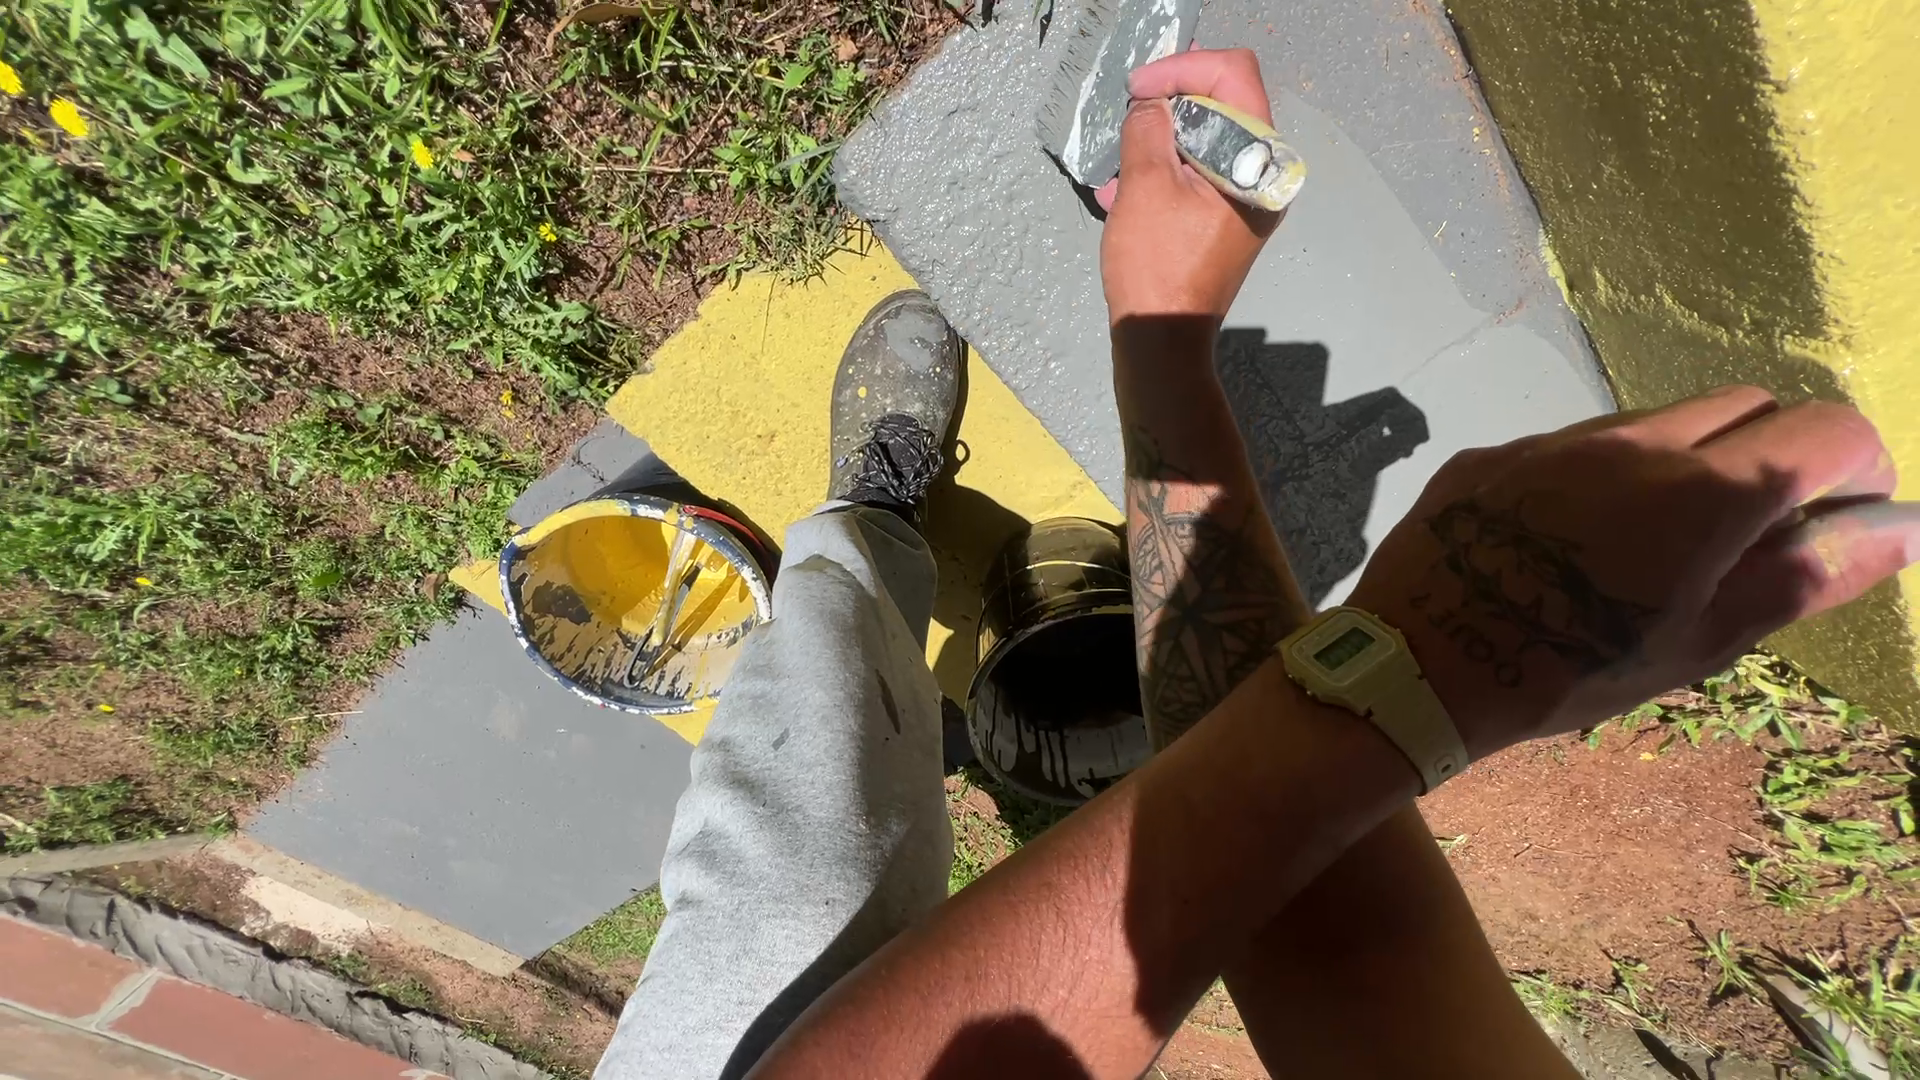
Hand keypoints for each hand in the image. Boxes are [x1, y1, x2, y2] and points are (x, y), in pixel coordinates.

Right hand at [1099, 48, 1282, 323]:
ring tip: (1119, 164)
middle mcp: (1263, 178)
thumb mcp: (1143, 187)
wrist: (1162, 339)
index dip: (1181, 69)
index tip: (1137, 88)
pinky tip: (1123, 194)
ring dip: (1159, 146)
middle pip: (1221, 111)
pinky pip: (1196, 185)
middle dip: (1169, 108)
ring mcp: (1244, 206)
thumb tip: (1150, 107)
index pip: (1233, 77)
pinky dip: (1163, 179)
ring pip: (1204, 150)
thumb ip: (1148, 129)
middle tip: (1129, 117)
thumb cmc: (1155, 265)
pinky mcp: (1223, 229)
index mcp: (1259, 161)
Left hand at [1348, 386, 1919, 758]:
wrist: (1414, 664)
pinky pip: (1557, 446)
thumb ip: (1808, 574)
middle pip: (1736, 405)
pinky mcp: (1480, 458)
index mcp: (1698, 489)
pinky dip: (1584, 473)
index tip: (1824, 516)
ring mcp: (1538, 446)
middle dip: (1763, 451)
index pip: (1827, 426)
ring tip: (1632, 536)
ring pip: (1641, 422)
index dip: (1851, 469)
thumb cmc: (1563, 670)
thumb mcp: (1698, 643)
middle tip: (1732, 526)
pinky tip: (1550, 533)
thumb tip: (1901, 524)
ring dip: (1669, 459)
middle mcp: (1620, 445)